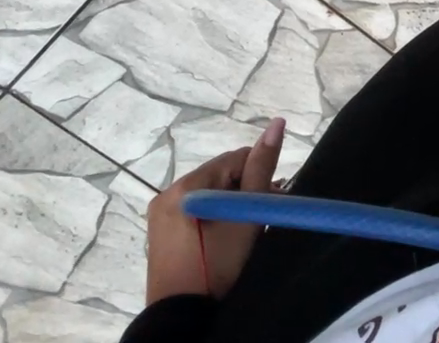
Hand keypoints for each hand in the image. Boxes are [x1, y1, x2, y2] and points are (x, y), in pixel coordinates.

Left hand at [146, 117, 285, 301]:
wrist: (182, 315)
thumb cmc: (219, 261)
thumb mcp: (248, 213)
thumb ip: (261, 167)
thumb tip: (277, 123)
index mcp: (187, 186)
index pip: (236, 158)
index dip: (258, 174)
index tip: (269, 199)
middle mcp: (168, 194)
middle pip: (223, 174)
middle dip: (247, 187)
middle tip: (263, 213)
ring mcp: (161, 214)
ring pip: (213, 191)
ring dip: (236, 201)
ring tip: (249, 225)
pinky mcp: (162, 231)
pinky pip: (199, 207)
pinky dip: (219, 213)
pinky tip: (229, 232)